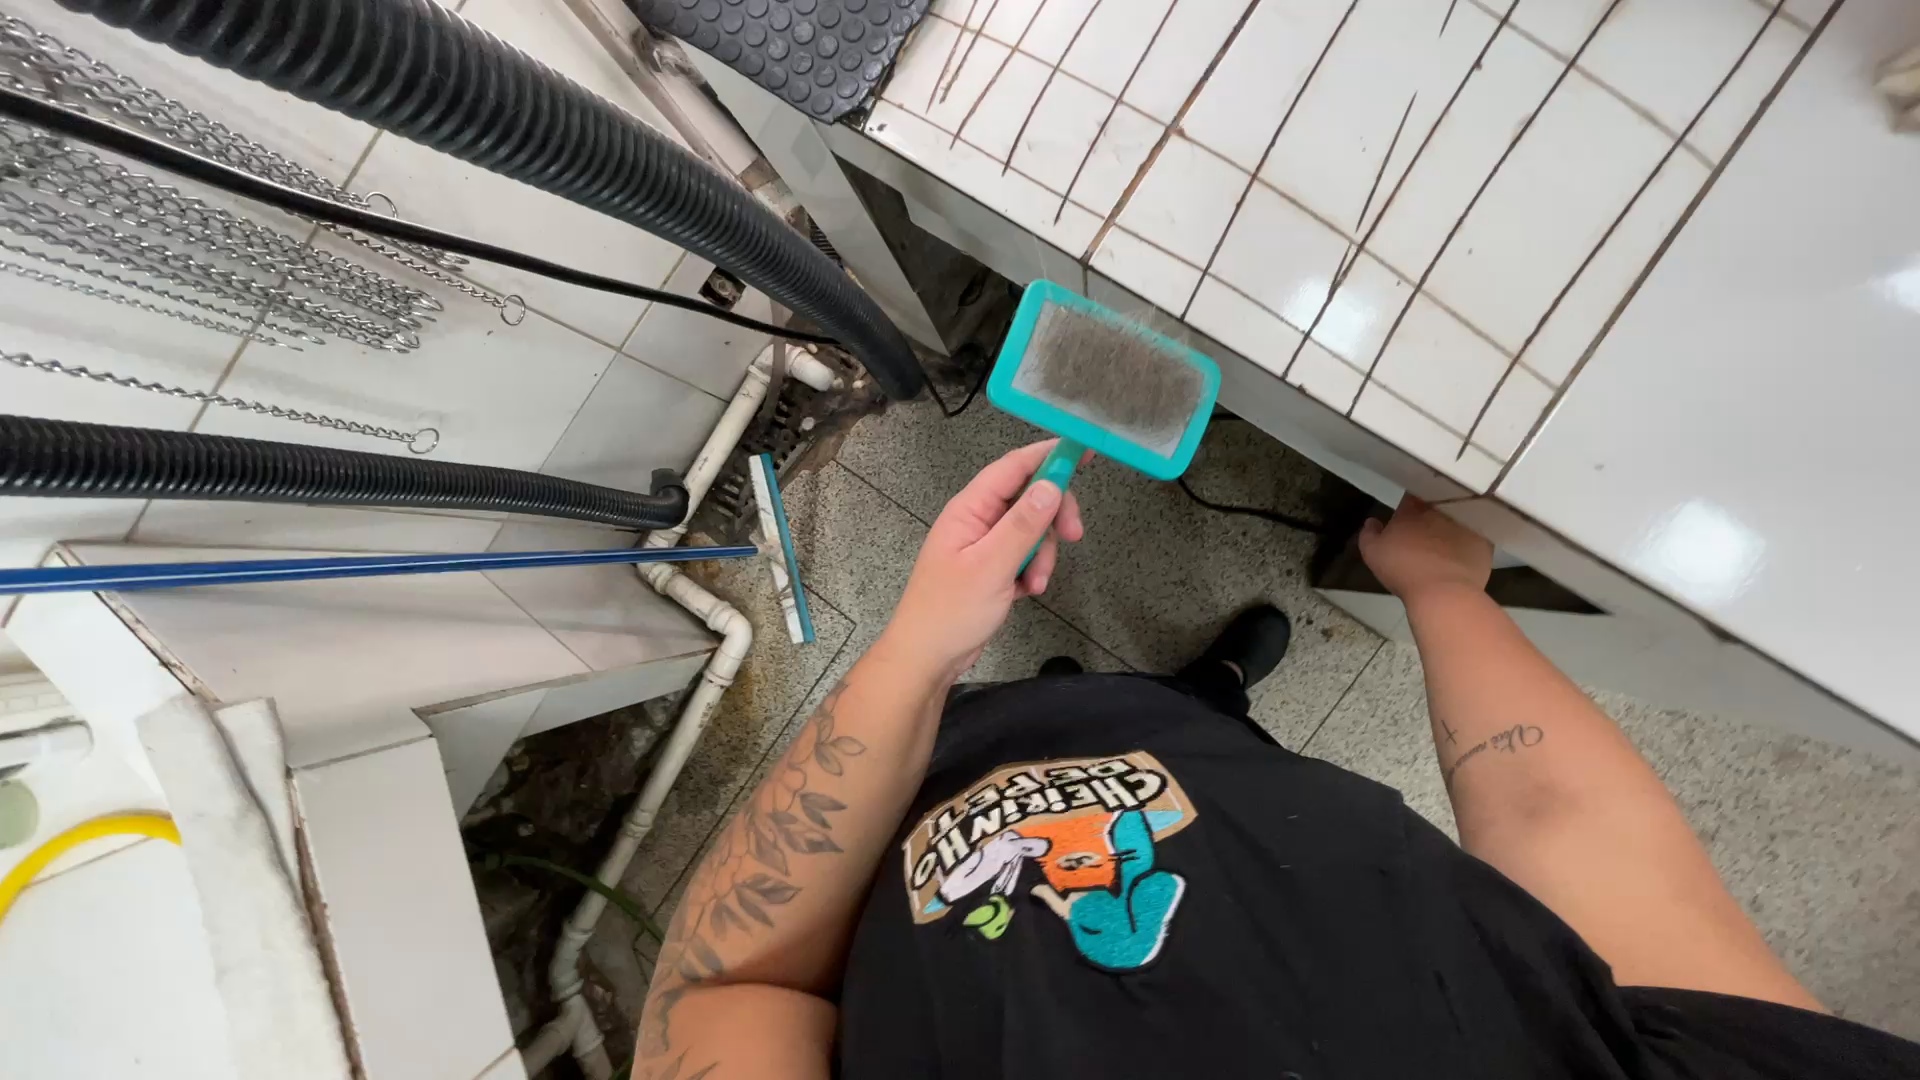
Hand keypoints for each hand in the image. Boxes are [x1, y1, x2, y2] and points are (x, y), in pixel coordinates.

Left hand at [877, 440, 1085, 681]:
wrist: (928, 658)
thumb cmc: (951, 611)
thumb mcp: (992, 566)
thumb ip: (1023, 524)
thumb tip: (1052, 484)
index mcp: (969, 509)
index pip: (1013, 467)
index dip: (1048, 455)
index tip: (1084, 452)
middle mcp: (977, 519)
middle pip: (1028, 498)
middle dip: (1053, 516)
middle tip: (1074, 537)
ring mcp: (984, 545)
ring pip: (1031, 531)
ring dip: (1042, 555)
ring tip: (1034, 585)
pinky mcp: (992, 568)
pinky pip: (1023, 556)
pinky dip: (1031, 571)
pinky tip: (1026, 593)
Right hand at [1357, 495, 1492, 605]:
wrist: (1443, 592)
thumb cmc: (1402, 568)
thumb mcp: (1372, 553)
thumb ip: (1369, 533)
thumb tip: (1372, 521)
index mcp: (1412, 510)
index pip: (1411, 493)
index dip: (1409, 500)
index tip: (1407, 509)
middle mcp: (1441, 511)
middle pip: (1437, 502)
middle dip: (1431, 510)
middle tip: (1424, 524)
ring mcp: (1466, 525)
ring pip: (1457, 517)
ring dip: (1451, 524)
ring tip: (1444, 537)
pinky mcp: (1484, 541)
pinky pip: (1475, 536)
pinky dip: (1467, 541)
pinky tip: (1460, 552)